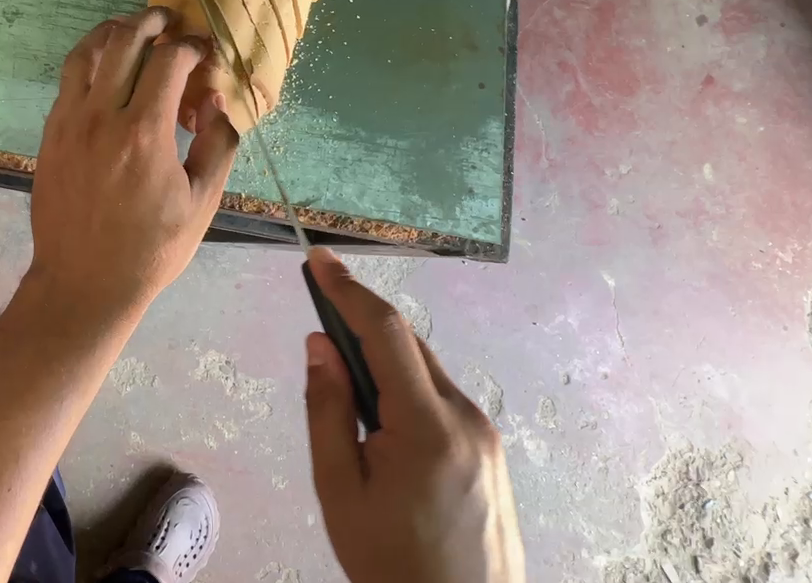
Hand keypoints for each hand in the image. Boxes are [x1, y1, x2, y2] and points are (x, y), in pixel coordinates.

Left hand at [27, 7, 240, 315]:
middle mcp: (102, 117)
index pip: (169, 62)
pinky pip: (68, 80)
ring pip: (87, 53)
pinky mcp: (50, 134)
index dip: (191, 47)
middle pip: (124, 42)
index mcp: (145, 133)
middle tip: (168, 19)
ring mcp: (69, 123)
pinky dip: (89, 60)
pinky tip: (104, 67)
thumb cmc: (151, 249)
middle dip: (151, 22)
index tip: (203, 51)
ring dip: (112, 31)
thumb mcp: (202, 203)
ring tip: (131, 28)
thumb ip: (216, 144)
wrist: (83, 281)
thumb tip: (215, 100)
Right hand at [305, 248, 525, 582]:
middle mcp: (469, 419)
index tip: (318, 259)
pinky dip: (406, 388)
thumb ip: (328, 410)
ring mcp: (488, 437)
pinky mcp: (492, 453)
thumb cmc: (389, 564)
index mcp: (429, 427)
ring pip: (425, 372)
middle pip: (408, 346)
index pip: (385, 332)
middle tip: (319, 322)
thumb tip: (322, 345)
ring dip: (384, 360)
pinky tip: (384, 422)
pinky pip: (440, 399)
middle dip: (362, 324)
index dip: (348, 289)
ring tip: (347, 389)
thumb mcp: (340, 491)